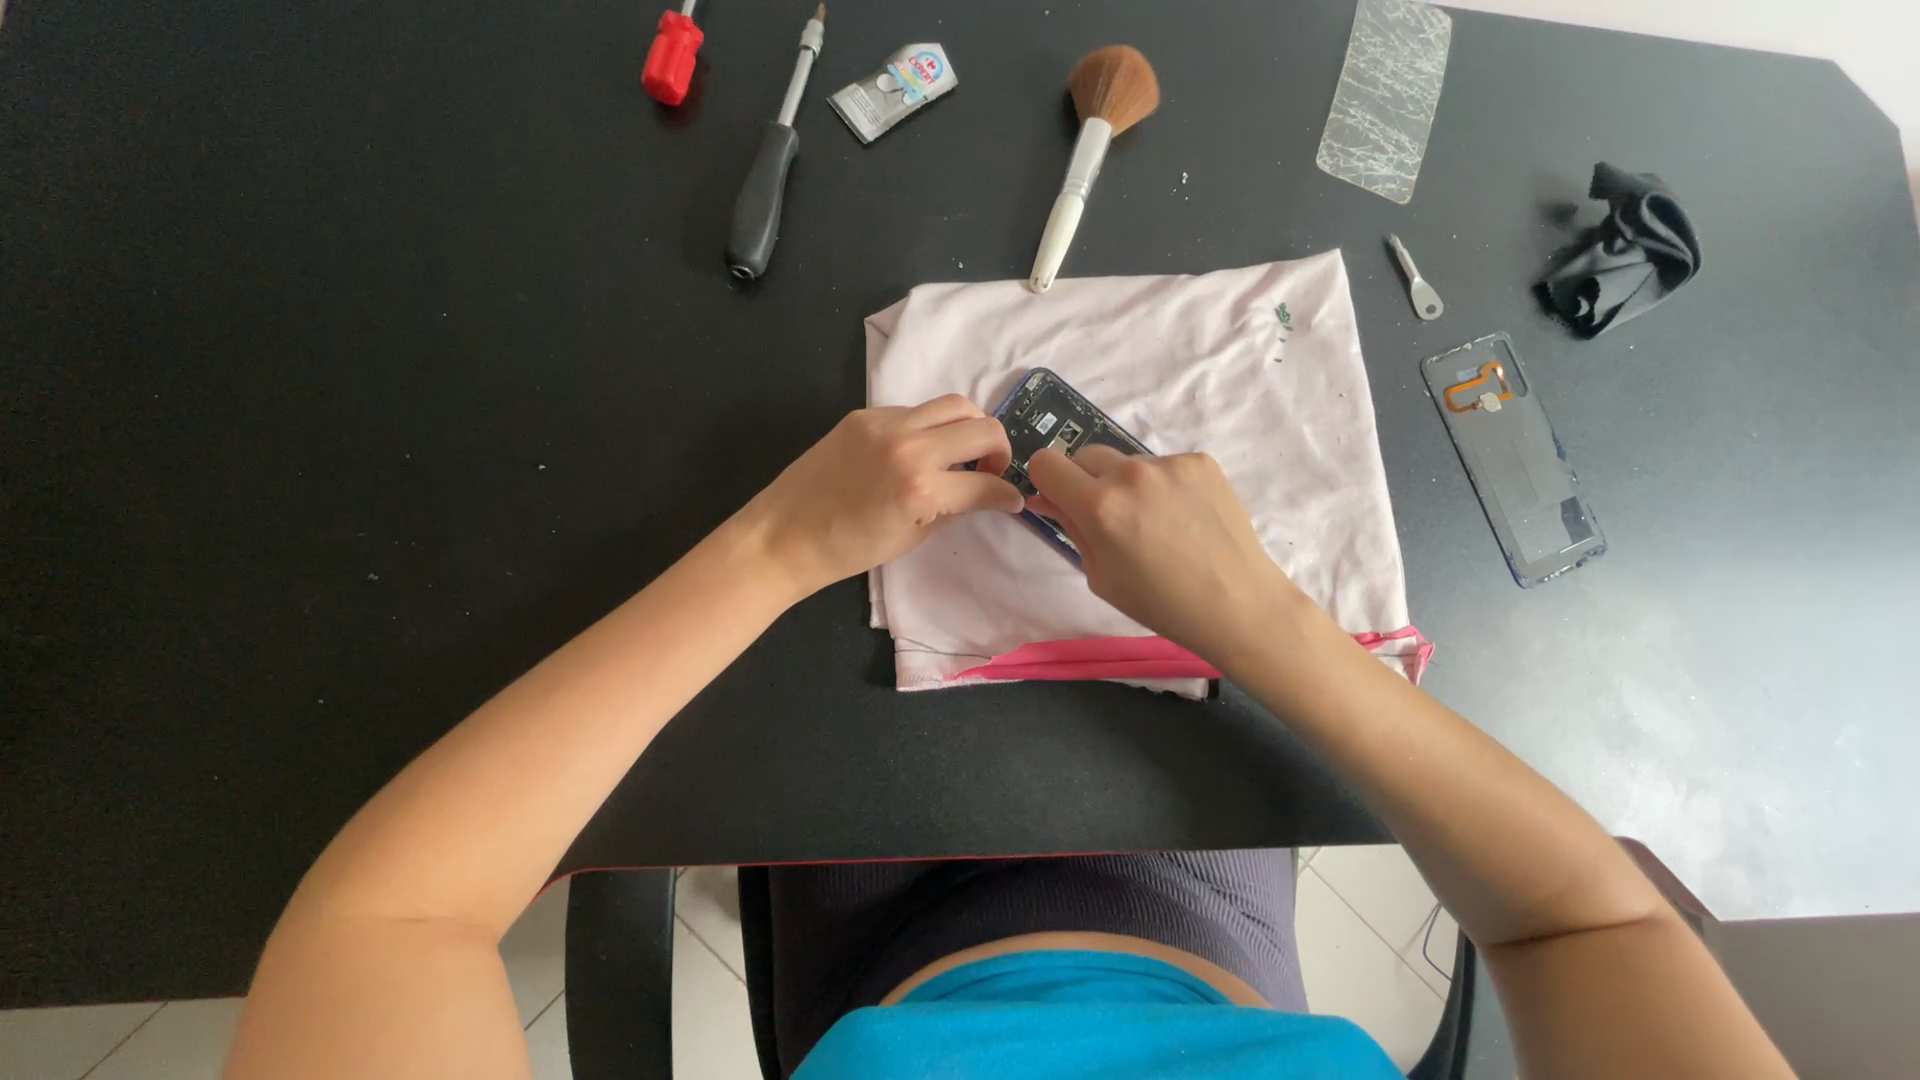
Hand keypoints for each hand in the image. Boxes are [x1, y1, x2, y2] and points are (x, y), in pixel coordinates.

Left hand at [733, 395, 1023, 598]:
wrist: (783, 536)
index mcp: (922, 488)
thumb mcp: (910, 537)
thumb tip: (974, 493)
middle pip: (982, 427)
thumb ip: (948, 508)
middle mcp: (909, 446)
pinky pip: (913, 410)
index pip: (986, 483)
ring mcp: (885, 424)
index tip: (1012, 499)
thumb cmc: (846, 551)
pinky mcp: (863, 415)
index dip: (1007, 495)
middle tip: (991, 469)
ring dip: (969, 427)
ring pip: (952, 405)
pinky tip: (918, 450)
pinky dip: (929, 427)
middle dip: (1000, 449)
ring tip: (961, 452)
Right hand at [1025, 445, 1311, 663]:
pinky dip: (1162, 485)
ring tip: (1156, 523)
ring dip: (1127, 484)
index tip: (1060, 501)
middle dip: (1085, 481)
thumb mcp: (1100, 575)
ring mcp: (1170, 463)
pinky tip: (1183, 517)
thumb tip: (1048, 498)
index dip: (1047, 482)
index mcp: (1099, 505)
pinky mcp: (1201, 461)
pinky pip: (1163, 465)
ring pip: (1127, 462)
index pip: (1046, 463)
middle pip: (1084, 456)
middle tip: (1109, 519)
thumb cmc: (1160, 603)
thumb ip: (1071, 528)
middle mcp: (1131, 473)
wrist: (1237, 603)